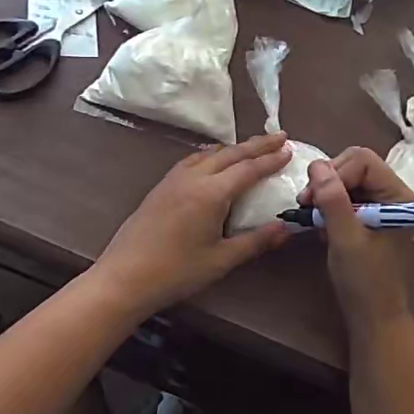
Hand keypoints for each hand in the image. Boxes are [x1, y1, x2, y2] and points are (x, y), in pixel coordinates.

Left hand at [91, 133, 293, 315]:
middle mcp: (192, 178)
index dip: (270, 159)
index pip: (248, 169)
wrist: (124, 277)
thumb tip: (286, 228)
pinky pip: (192, 161)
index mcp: (211, 193)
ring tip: (251, 147)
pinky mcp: (160, 188)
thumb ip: (255, 241)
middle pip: (229, 154)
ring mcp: (173, 180)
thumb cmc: (176, 272)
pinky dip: (211, 155)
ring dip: (233, 148)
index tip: (289, 149)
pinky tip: (213, 162)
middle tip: (279, 136)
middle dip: (256, 145)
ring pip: (208, 154)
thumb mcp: (221, 260)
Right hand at [299, 148, 413, 333]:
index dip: (335, 172)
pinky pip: (343, 196)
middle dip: (327, 180)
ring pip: (346, 179)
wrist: (372, 316)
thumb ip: (333, 201)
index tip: (311, 198)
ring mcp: (379, 205)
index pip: (363, 161)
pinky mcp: (367, 216)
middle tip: (306, 204)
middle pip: (354, 165)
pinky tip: (320, 224)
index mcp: (398, 196)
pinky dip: (327, 205)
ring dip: (324, 193)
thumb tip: (317, 166)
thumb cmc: (364, 281)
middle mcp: (392, 195)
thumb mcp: (345, 239)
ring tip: (311, 216)